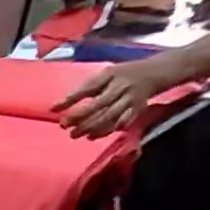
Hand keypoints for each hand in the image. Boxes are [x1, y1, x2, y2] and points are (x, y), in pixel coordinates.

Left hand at [51, 57, 177, 139]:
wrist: (156, 72)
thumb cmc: (122, 75)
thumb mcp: (104, 75)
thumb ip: (84, 89)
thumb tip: (56, 106)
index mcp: (110, 75)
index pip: (88, 87)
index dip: (70, 98)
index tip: (53, 109)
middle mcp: (121, 87)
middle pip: (98, 105)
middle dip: (79, 117)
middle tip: (63, 126)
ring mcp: (131, 99)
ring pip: (109, 116)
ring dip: (90, 127)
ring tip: (75, 135)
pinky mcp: (138, 110)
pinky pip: (121, 123)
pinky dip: (105, 131)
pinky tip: (92, 136)